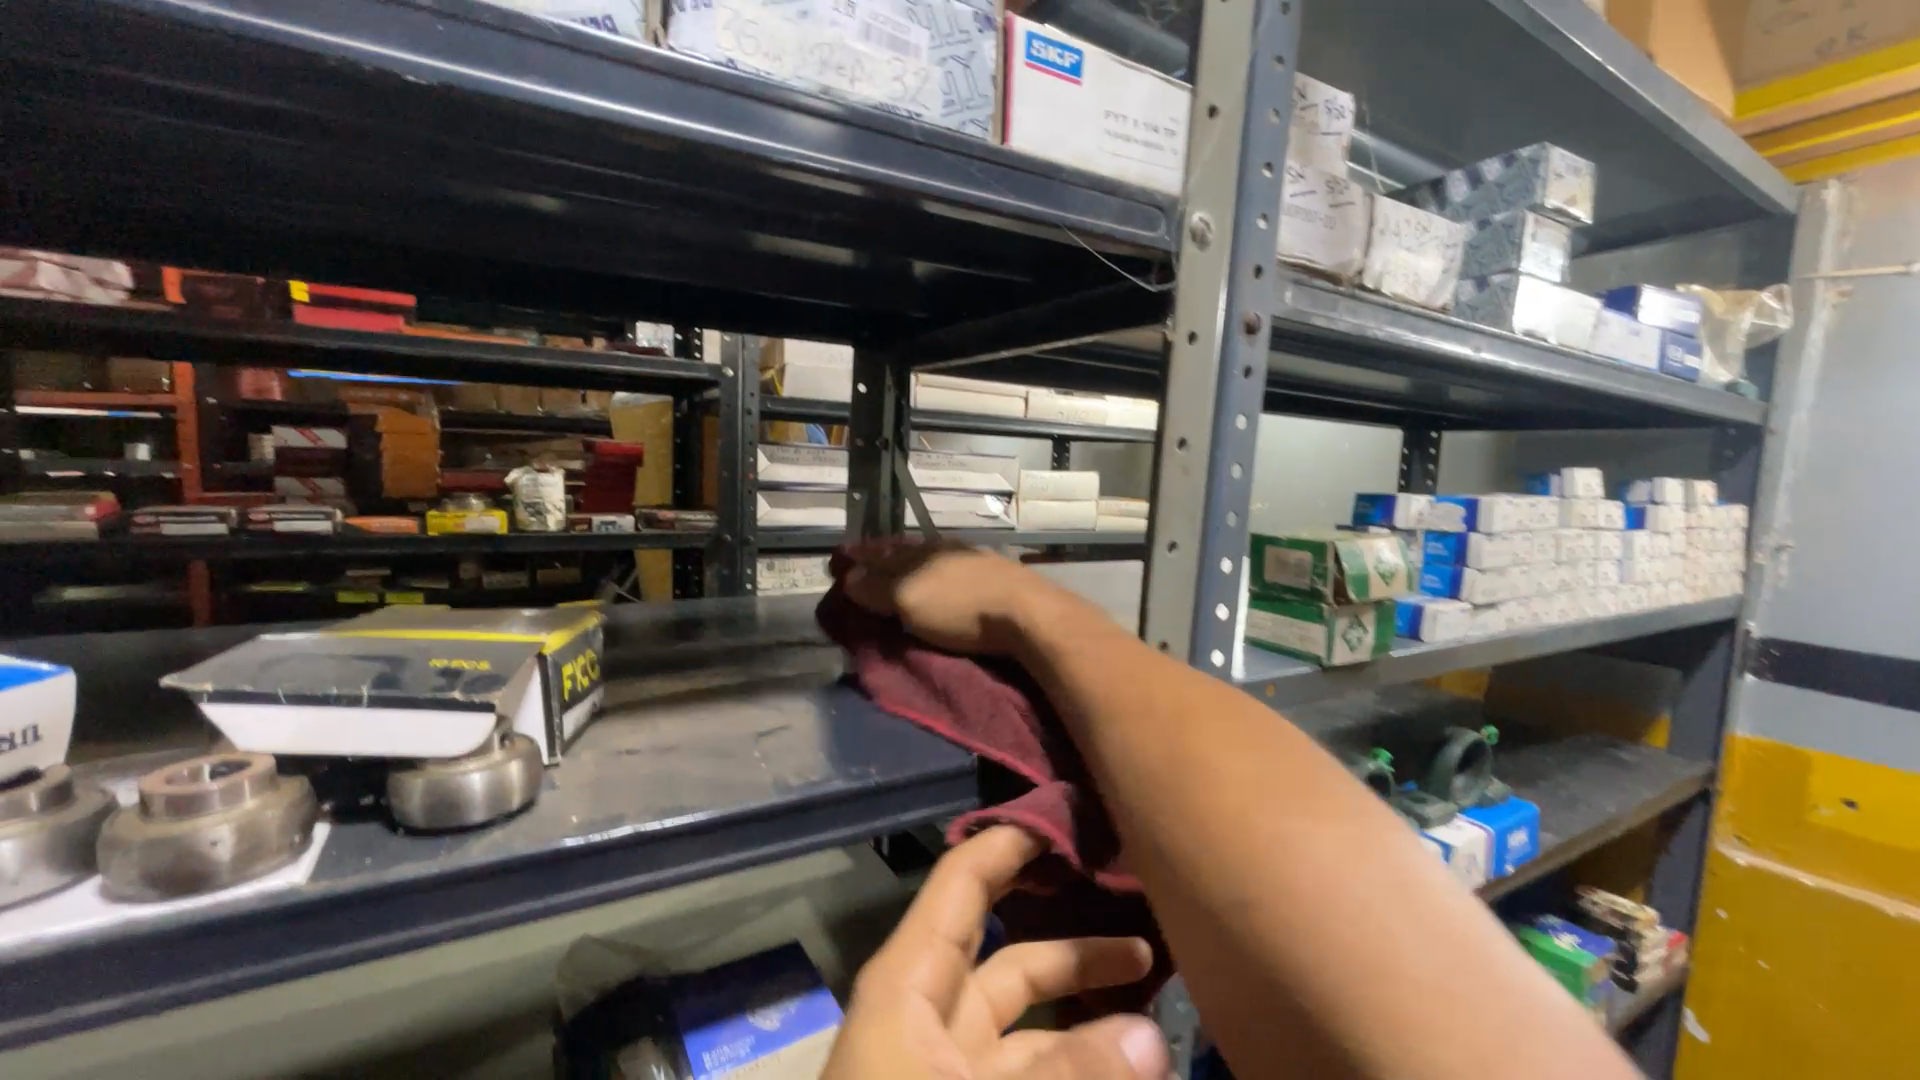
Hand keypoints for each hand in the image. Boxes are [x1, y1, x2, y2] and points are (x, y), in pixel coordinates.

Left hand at [823, 827, 1167, 1079]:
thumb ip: (1066, 1075)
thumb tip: (1150, 1035)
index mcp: (912, 984)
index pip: (964, 883)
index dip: (1011, 842)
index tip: (1072, 815)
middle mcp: (934, 1019)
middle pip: (1016, 957)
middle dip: (1079, 943)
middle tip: (1150, 924)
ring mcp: (955, 1075)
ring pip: (1036, 1030)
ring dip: (1093, 1019)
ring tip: (1162, 1010)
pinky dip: (1081, 1071)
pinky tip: (1131, 1069)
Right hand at [841, 543, 1082, 655]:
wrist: (1029, 613)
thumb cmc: (962, 608)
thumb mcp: (909, 601)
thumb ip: (877, 588)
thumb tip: (850, 576)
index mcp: (919, 551)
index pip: (879, 551)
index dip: (859, 555)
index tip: (841, 556)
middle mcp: (944, 549)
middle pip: (906, 550)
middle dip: (883, 554)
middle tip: (866, 558)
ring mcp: (973, 559)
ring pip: (932, 556)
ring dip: (913, 562)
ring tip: (901, 568)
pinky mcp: (997, 576)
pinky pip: (955, 569)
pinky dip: (939, 572)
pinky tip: (943, 576)